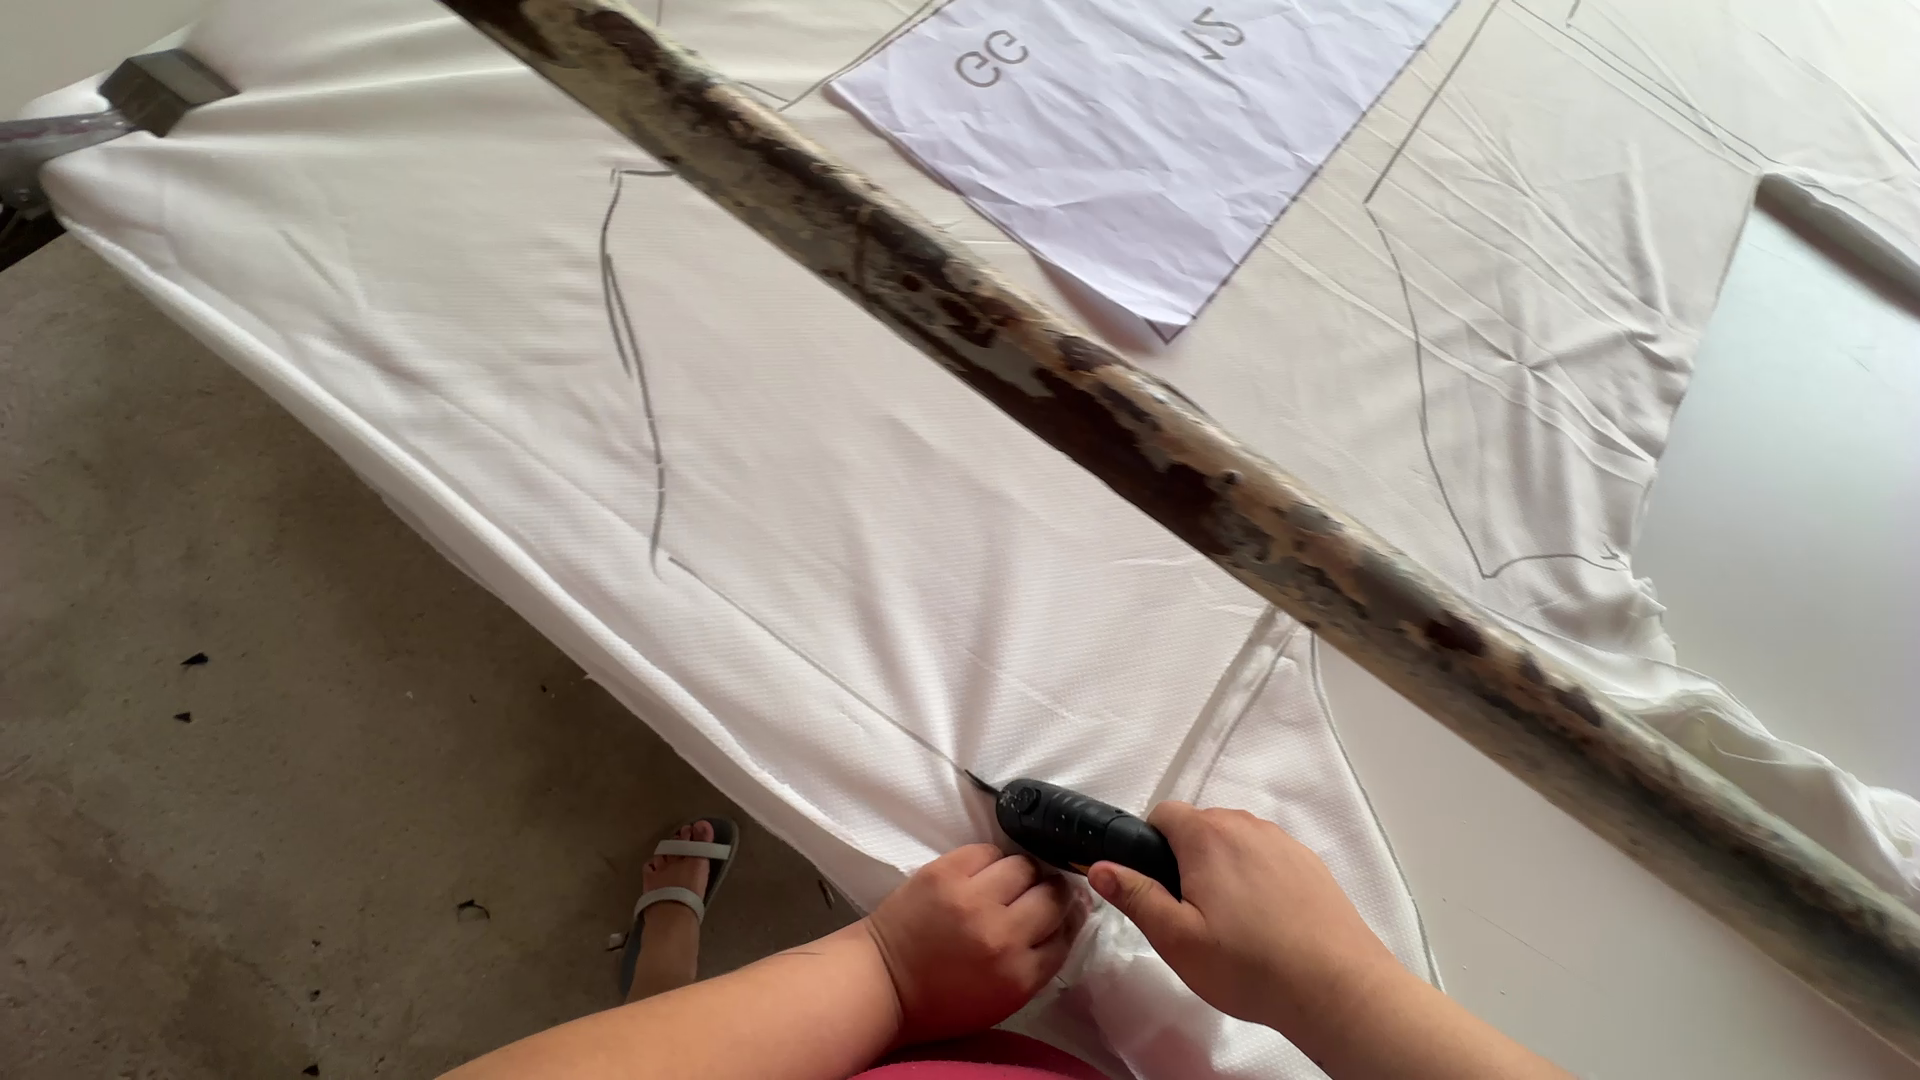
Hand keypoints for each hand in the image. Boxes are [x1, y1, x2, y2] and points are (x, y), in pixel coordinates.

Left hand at [863, 844, 1084, 1045]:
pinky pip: (988, 850)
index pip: (1066, 934)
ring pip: (1024, 865)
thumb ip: (1037, 961)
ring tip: (1009, 881)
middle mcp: (1001, 934)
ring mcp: (972, 897)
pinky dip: (991, 860)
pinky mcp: (946, 870)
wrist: (883, 980)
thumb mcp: (1003, 998)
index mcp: (1018, 975)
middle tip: (1039, 892)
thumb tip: (1068, 916)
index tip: (1065, 909)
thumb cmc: (944, 999)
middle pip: (1052, 895)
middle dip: (1052, 891)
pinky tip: (982, 872)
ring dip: (1022, 872)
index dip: (1069, 917)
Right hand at [1088, 802, 1403, 1035]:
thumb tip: (1099, 867)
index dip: (1152, 843)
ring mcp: (1280, 841)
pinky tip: (1267, 921)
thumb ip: (1136, 896)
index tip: (1159, 883)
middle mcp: (1243, 825)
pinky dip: (1258, 876)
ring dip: (1223, 866)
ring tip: (1232, 922)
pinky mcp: (1308, 862)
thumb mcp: (1177, 939)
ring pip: (1233, 840)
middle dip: (1187, 858)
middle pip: (1199, 826)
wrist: (1339, 991)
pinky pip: (1266, 855)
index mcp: (1206, 835)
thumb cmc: (1251, 966)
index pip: (1163, 812)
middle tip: (1193, 912)